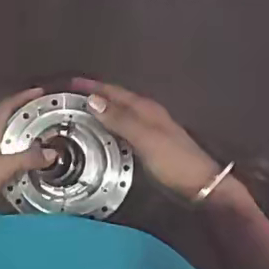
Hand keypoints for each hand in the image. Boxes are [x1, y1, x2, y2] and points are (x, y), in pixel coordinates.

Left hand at [0, 88, 55, 220]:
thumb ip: (26, 158)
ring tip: (45, 145)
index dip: (24, 97)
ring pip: (8, 142)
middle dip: (30, 118)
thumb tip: (52, 153)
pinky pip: (5, 161)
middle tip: (50, 120)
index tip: (40, 92)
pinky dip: (19, 160)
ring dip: (26, 141)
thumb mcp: (0, 167)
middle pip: (10, 123)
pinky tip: (28, 170)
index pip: (7, 106)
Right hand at [71, 79, 226, 202]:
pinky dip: (107, 128)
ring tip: (77, 114)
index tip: (69, 83)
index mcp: (145, 109)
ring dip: (99, 112)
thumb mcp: (146, 139)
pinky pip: (122, 130)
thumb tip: (93, 100)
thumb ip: (120, 120)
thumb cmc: (176, 162)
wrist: (201, 186)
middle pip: (115, 100)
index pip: (113, 91)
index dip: (91, 85)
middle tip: (67, 99)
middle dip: (92, 96)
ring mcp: (148, 130)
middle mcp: (146, 115)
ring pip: (118, 114)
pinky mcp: (148, 146)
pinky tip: (99, 135)